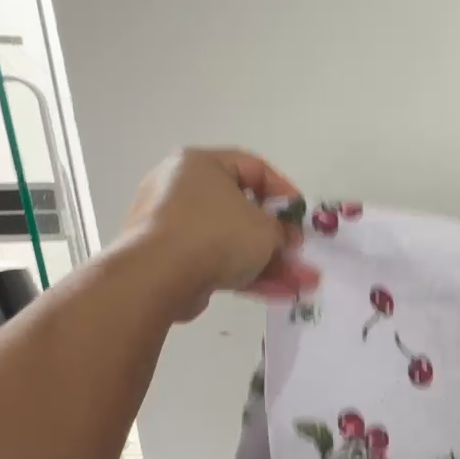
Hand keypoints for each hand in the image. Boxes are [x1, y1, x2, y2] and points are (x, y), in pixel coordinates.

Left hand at [117, 148, 318, 320]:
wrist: (157, 275)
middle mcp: (182, 188)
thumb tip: (286, 237)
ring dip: (269, 262)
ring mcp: (173, 225)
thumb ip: (283, 230)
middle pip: (242, 209)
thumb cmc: (216, 235)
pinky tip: (278, 293)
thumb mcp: (266, 229)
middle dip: (278, 237)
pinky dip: (246, 274)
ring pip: (232, 240)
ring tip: (301, 283)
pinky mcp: (171, 259)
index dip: (285, 191)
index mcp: (201, 165)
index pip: (253, 167)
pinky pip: (216, 260)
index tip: (302, 216)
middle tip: (300, 253)